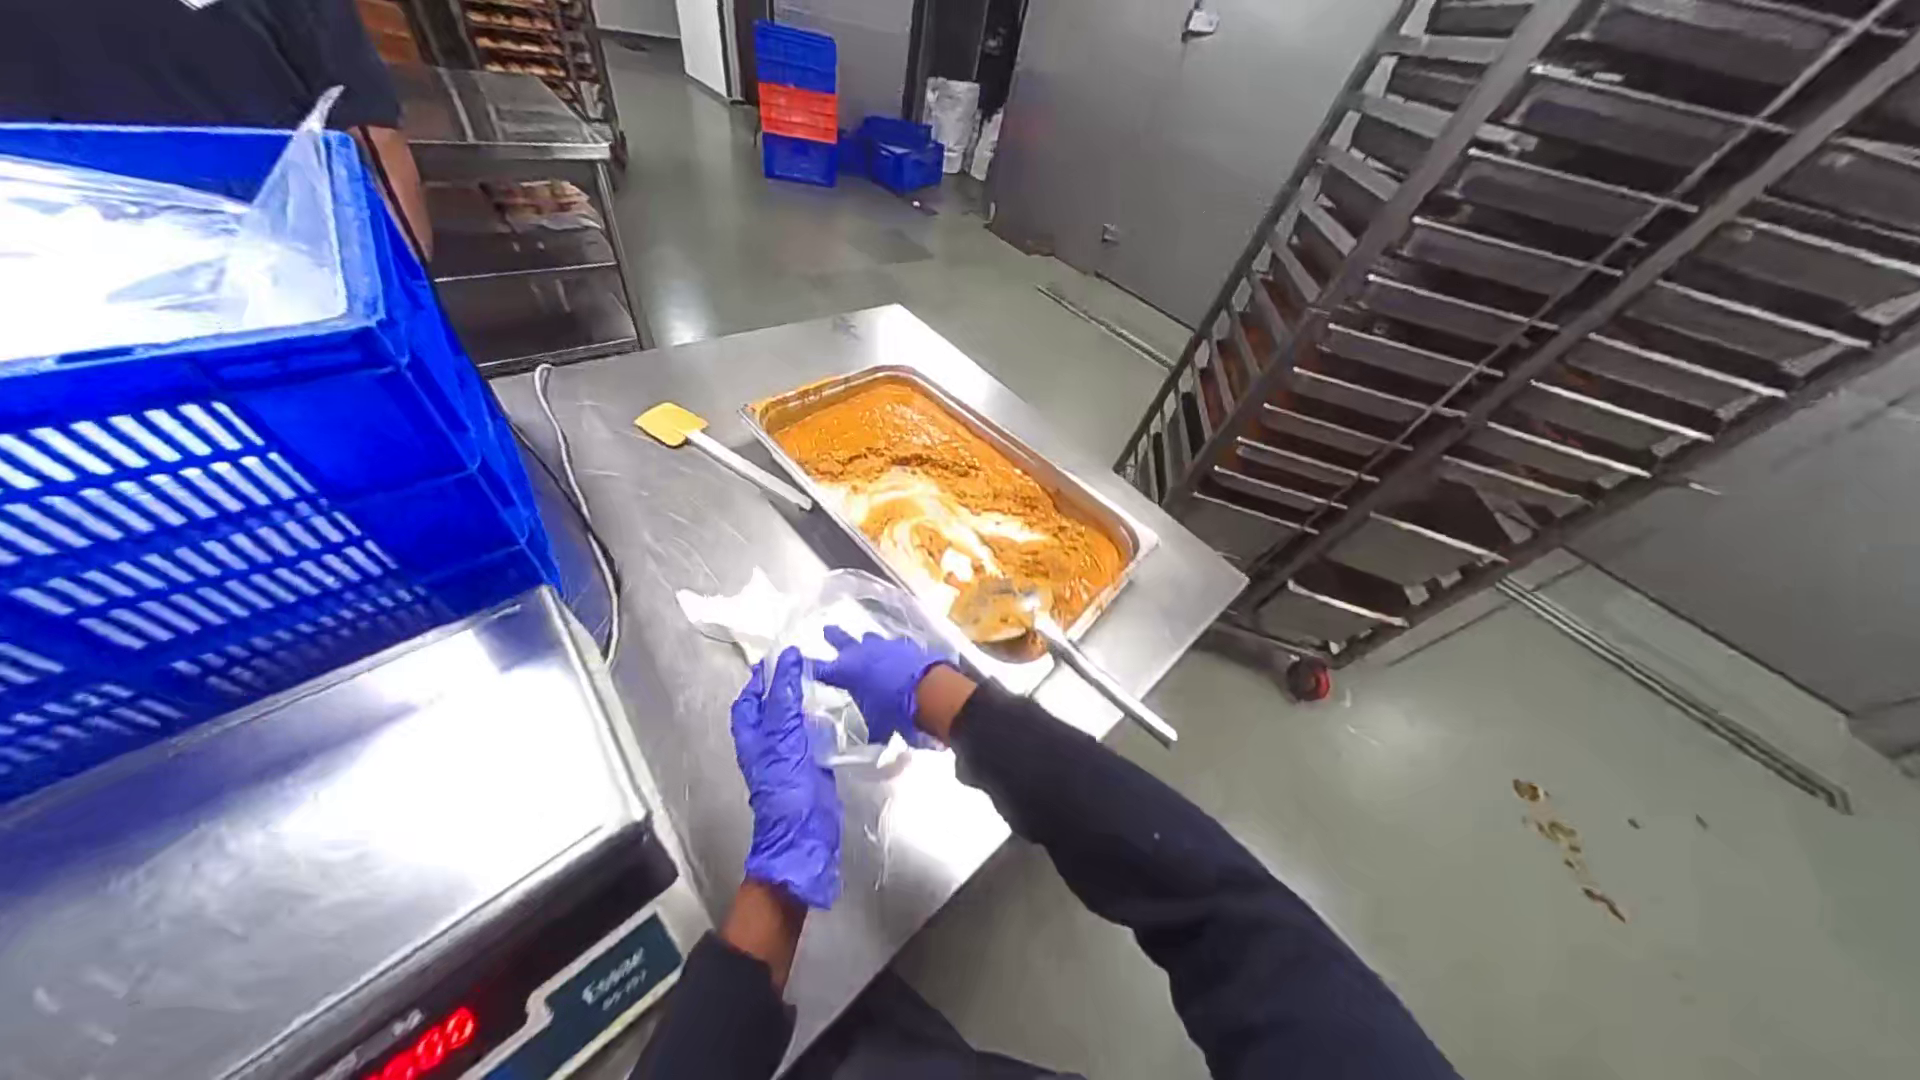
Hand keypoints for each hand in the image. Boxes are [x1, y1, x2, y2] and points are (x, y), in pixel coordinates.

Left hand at [731, 647, 840, 908]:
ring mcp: (791, 756)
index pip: (750, 699)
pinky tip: (838, 712)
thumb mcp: (782, 734)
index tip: (782, 656)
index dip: (761, 678)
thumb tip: (788, 658)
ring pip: (796, 721)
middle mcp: (769, 744)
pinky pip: (815, 737)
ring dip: (807, 703)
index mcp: (753, 736)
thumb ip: (785, 696)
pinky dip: (824, 722)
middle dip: (787, 687)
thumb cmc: (786, 784)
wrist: (804, 834)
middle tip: (810, 665)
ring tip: (826, 682)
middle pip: (773, 708)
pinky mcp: (813, 765)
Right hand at [816, 626, 947, 746]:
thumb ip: (872, 730)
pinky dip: (891, 650)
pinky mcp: (904, 645)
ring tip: (865, 641)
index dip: (808, 664)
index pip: (818, 668)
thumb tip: (873, 739)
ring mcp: (883, 646)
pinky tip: (894, 652)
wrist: (928, 690)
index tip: (798, 659)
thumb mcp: (878, 727)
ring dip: (866, 642)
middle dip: (834, 636)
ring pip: (869, 639)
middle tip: (827, 630)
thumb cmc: (894, 711)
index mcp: (845, 672)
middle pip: (841, 641)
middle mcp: (860, 654)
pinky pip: (893, 645)